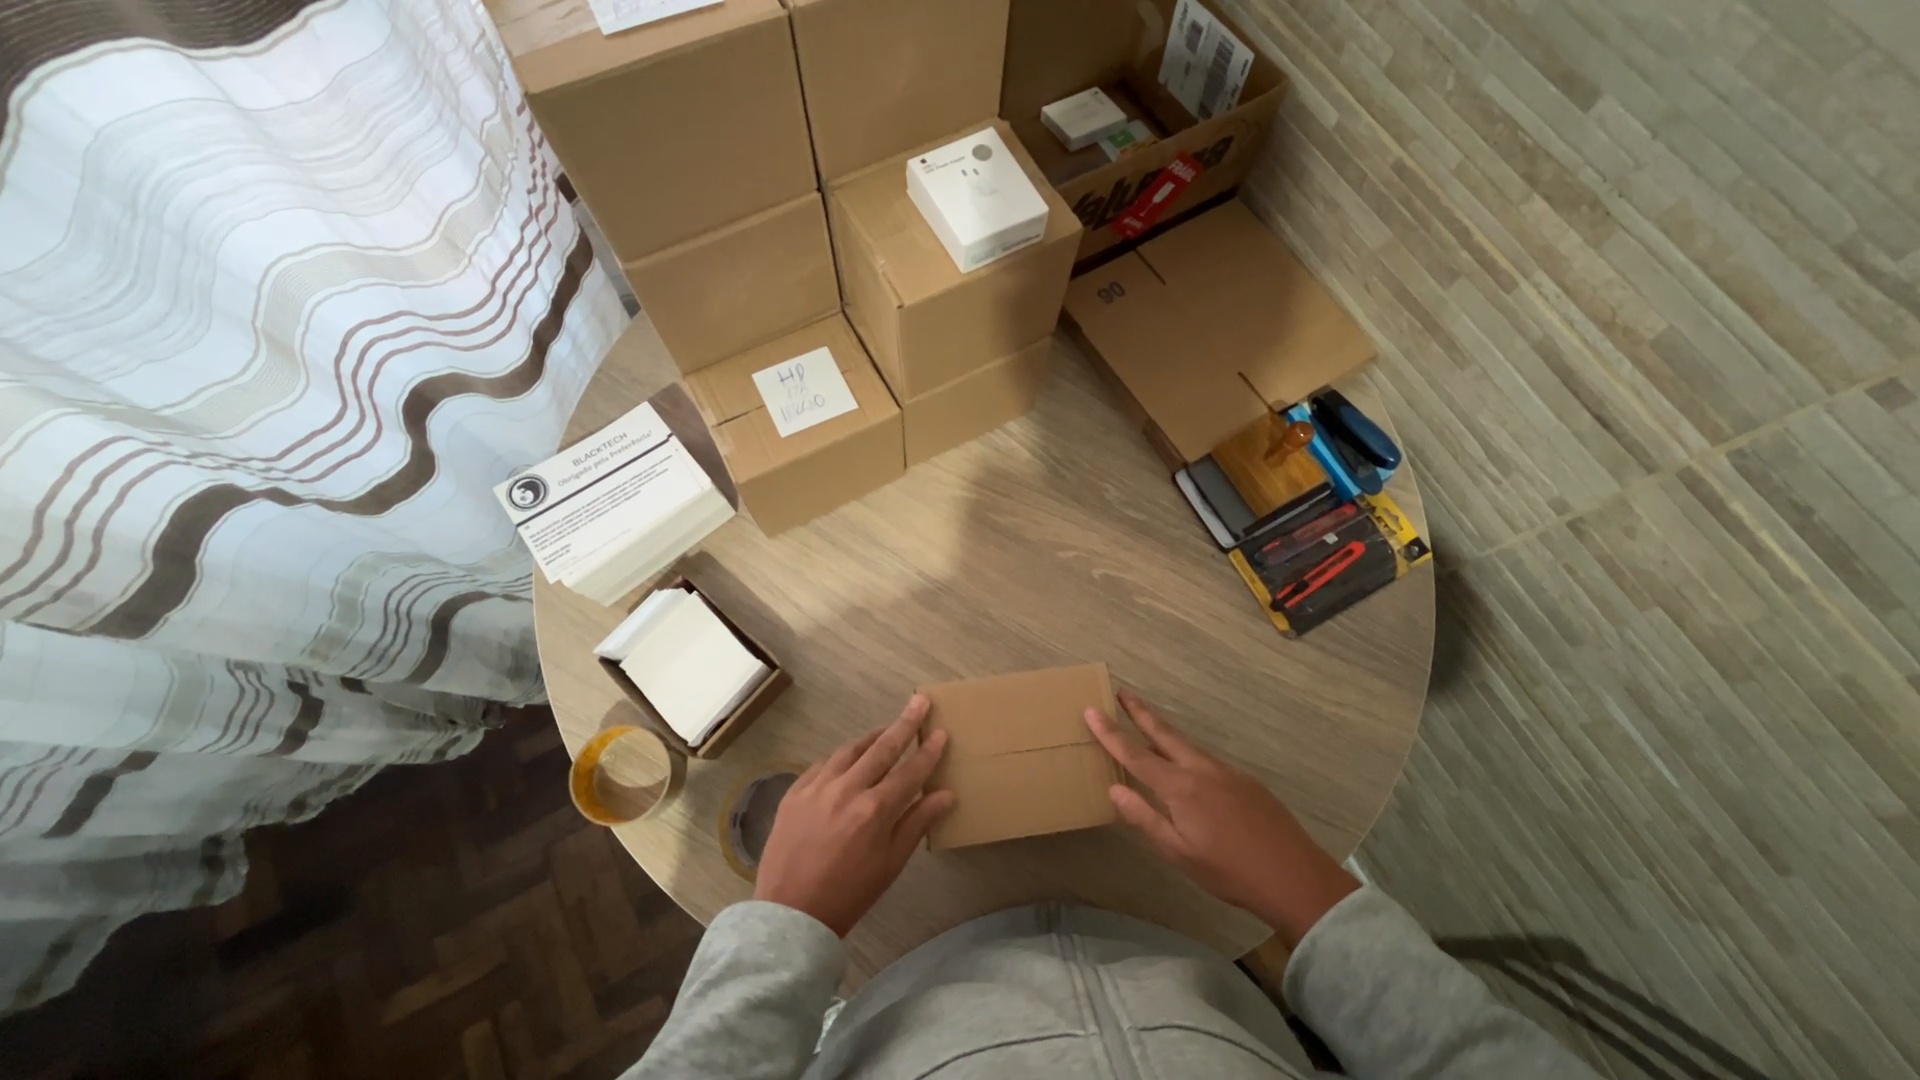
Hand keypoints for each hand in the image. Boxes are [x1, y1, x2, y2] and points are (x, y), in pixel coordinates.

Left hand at [754, 694, 956, 935]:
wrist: (791, 912)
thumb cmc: (849, 893)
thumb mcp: (891, 863)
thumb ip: (917, 823)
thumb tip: (945, 794)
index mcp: (875, 810)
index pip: (910, 771)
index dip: (928, 751)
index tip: (941, 732)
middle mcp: (846, 790)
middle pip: (882, 748)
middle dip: (904, 724)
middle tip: (919, 702)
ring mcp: (817, 787)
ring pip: (850, 750)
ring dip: (872, 737)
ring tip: (886, 729)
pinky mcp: (794, 792)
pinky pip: (823, 764)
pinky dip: (842, 758)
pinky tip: (848, 759)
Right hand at [1085, 689, 1358, 947]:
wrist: (1294, 876)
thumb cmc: (1229, 871)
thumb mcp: (1179, 852)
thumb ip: (1145, 818)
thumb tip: (1114, 789)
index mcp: (1180, 788)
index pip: (1135, 754)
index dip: (1110, 732)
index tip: (1092, 710)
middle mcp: (1202, 770)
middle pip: (1164, 734)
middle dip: (1140, 713)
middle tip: (1121, 692)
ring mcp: (1227, 772)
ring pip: (1186, 745)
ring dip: (1162, 731)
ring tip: (1145, 722)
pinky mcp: (1245, 781)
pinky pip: (1205, 759)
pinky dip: (1186, 751)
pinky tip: (1185, 764)